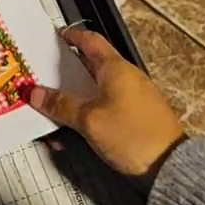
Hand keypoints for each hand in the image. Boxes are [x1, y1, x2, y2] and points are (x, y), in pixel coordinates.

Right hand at [29, 27, 185, 180]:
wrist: (169, 168)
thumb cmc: (130, 135)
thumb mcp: (89, 120)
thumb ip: (61, 105)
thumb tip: (34, 93)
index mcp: (116, 68)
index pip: (91, 41)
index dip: (72, 36)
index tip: (55, 36)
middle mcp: (127, 77)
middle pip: (92, 65)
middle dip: (67, 69)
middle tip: (45, 73)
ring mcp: (134, 97)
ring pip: (97, 88)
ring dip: (76, 94)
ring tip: (54, 104)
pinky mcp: (137, 116)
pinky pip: (107, 105)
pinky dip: (89, 110)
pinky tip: (75, 126)